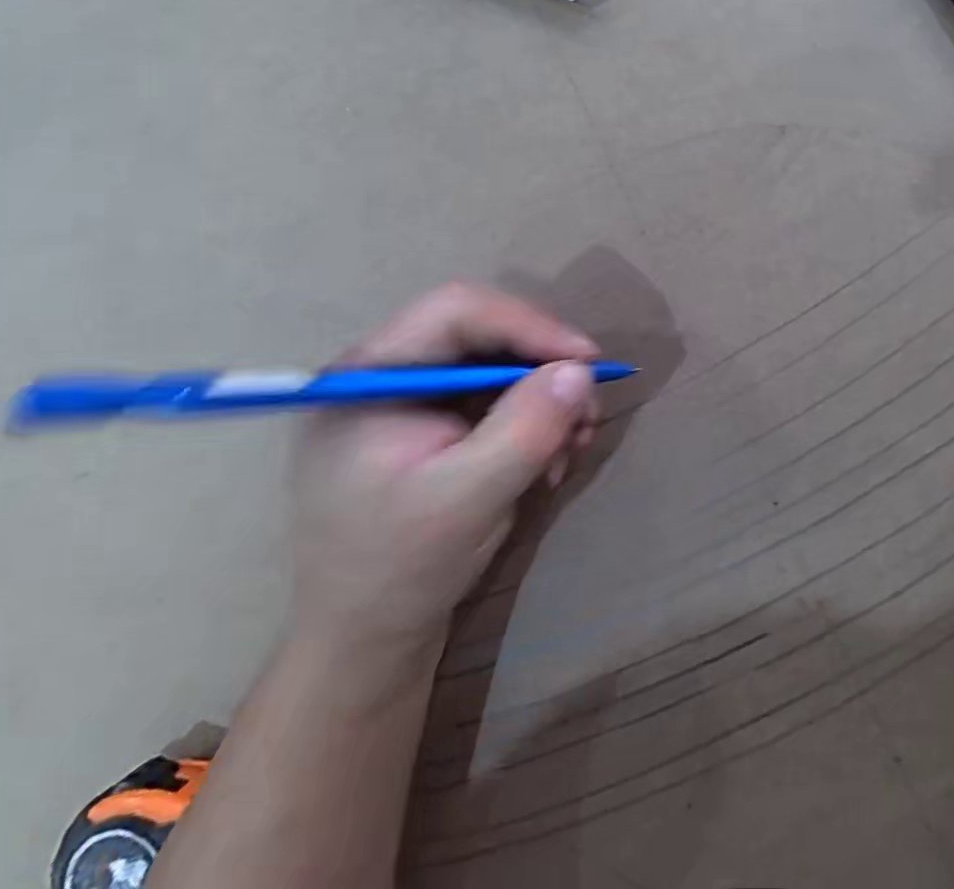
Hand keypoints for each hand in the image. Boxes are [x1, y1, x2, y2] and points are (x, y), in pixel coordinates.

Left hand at [288, 284, 601, 647]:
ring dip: (542, 403)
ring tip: (570, 449)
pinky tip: (547, 464)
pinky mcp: (425, 433)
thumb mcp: (470, 497)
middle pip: (479, 338)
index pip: (456, 313)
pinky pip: (488, 406)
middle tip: (587, 414)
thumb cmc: (402, 568)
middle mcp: (384, 377)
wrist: (364, 639)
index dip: (530, 326)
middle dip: (542, 372)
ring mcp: (404, 406)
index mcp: (370, 377)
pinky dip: (528, 427)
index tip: (589, 363)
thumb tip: (581, 371)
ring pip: (492, 372)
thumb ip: (526, 428)